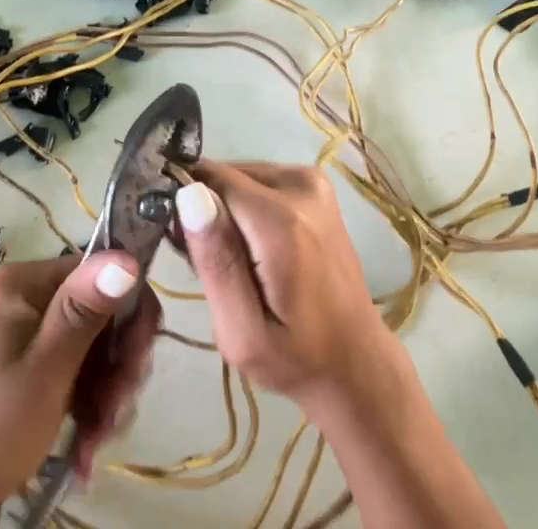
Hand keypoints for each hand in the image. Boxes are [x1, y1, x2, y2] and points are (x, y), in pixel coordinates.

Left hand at [0, 254, 160, 528]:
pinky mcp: (16, 369)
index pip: (99, 272)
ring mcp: (16, 336)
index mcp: (20, 285)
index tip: (138, 365)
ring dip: (103, 396)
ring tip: (95, 443)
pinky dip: (83, 408)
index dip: (131, 314)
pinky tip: (84, 448)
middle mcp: (19, 299)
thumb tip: (127, 255)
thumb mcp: (45, 372)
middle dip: (117, 367)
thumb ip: (85, 312)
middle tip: (116, 413)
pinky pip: (67, 373)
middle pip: (98, 314)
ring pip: (88, 350)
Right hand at [177, 161, 505, 527]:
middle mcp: (300, 185)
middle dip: (203, 212)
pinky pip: (257, 182)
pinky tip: (251, 250)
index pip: (207, 179)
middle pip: (222, 176)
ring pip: (237, 176)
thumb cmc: (295, 357)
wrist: (356, 360)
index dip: (183, 207)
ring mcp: (312, 181)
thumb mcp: (242, 331)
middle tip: (208, 266)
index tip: (181, 248)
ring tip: (233, 263)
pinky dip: (244, 209)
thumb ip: (216, 262)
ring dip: (223, 212)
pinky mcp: (315, 185)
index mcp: (281, 221)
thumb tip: (188, 194)